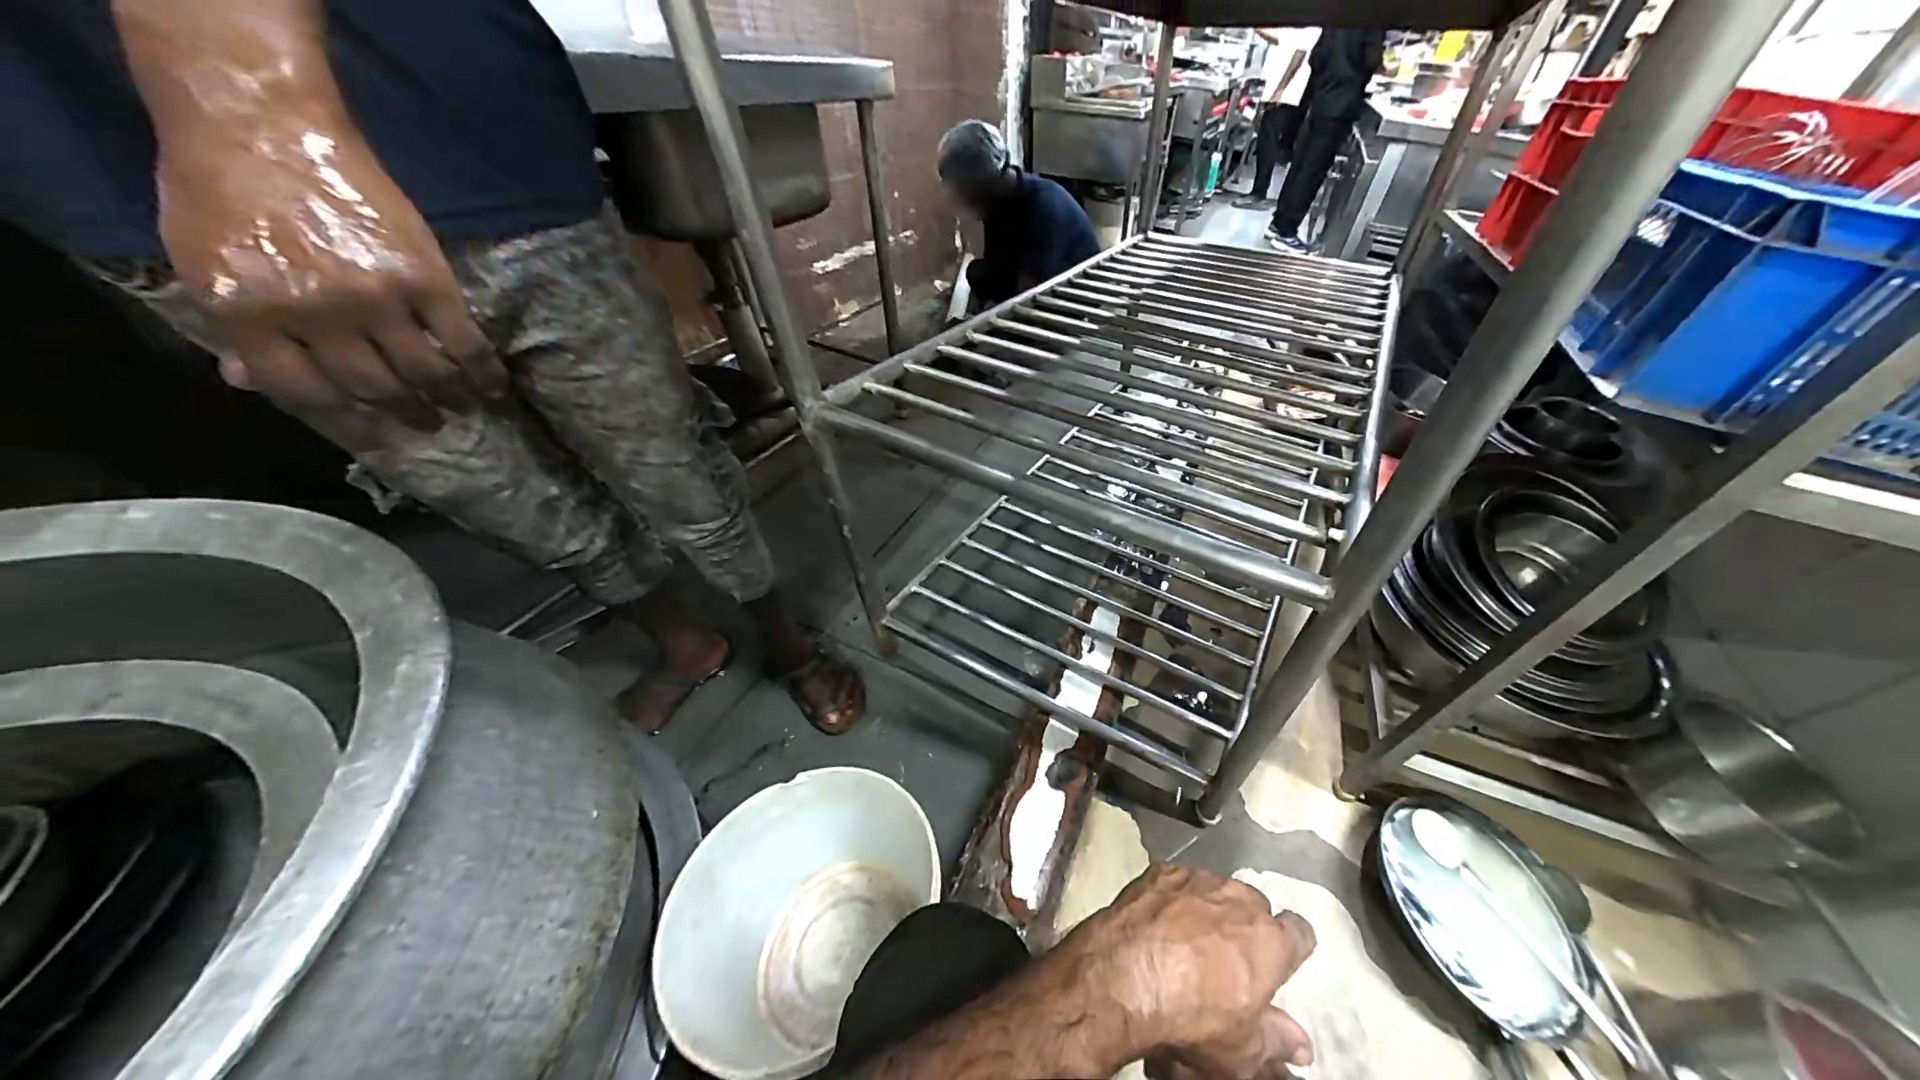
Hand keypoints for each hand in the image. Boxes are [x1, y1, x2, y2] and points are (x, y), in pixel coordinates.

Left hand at [155, 110, 503, 427]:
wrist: (265, 127)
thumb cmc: (222, 192)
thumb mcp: (203, 265)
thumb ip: (234, 327)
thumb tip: (249, 382)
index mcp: (253, 317)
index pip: (309, 396)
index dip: (350, 426)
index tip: (380, 442)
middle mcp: (318, 317)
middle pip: (375, 388)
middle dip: (406, 414)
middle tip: (427, 424)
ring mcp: (376, 300)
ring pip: (425, 373)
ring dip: (448, 399)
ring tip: (460, 409)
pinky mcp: (426, 281)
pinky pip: (463, 341)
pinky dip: (483, 371)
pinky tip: (494, 388)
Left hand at [1053, 863, 1315, 1072]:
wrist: (1124, 976)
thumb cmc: (1192, 1017)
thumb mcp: (1243, 1050)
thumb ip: (1277, 1041)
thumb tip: (1301, 1044)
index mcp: (1270, 940)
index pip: (1300, 933)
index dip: (1289, 946)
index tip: (1276, 960)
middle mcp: (1239, 898)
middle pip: (1253, 907)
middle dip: (1244, 926)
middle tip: (1224, 956)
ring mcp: (1197, 879)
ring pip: (1214, 889)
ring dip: (1207, 907)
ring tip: (1185, 936)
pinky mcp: (1160, 871)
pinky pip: (1175, 881)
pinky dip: (1171, 896)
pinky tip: (1157, 919)